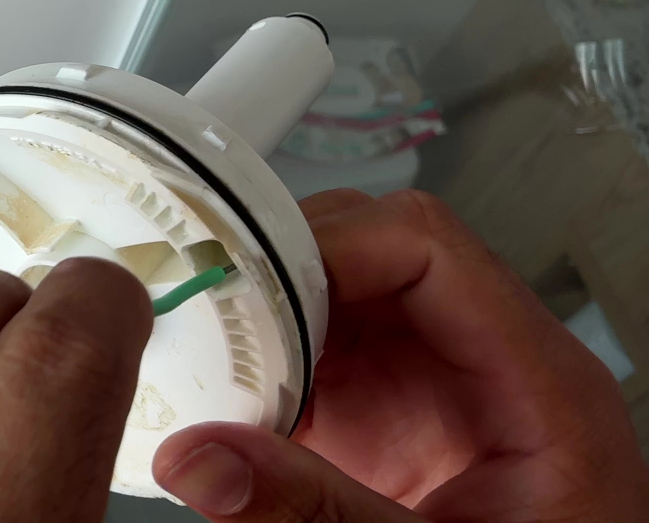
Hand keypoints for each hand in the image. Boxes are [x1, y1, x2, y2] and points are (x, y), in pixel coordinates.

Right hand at [153, 188, 648, 520]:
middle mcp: (470, 348)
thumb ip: (318, 508)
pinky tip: (215, 362)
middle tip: (208, 291)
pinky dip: (241, 322)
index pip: (423, 244)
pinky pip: (291, 310)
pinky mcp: (360, 377)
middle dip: (271, 253)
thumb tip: (196, 457)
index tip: (250, 276)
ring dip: (249, 284)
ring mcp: (411, 358)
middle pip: (358, 234)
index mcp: (533, 381)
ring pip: (315, 261)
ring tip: (206, 324)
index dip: (328, 243)